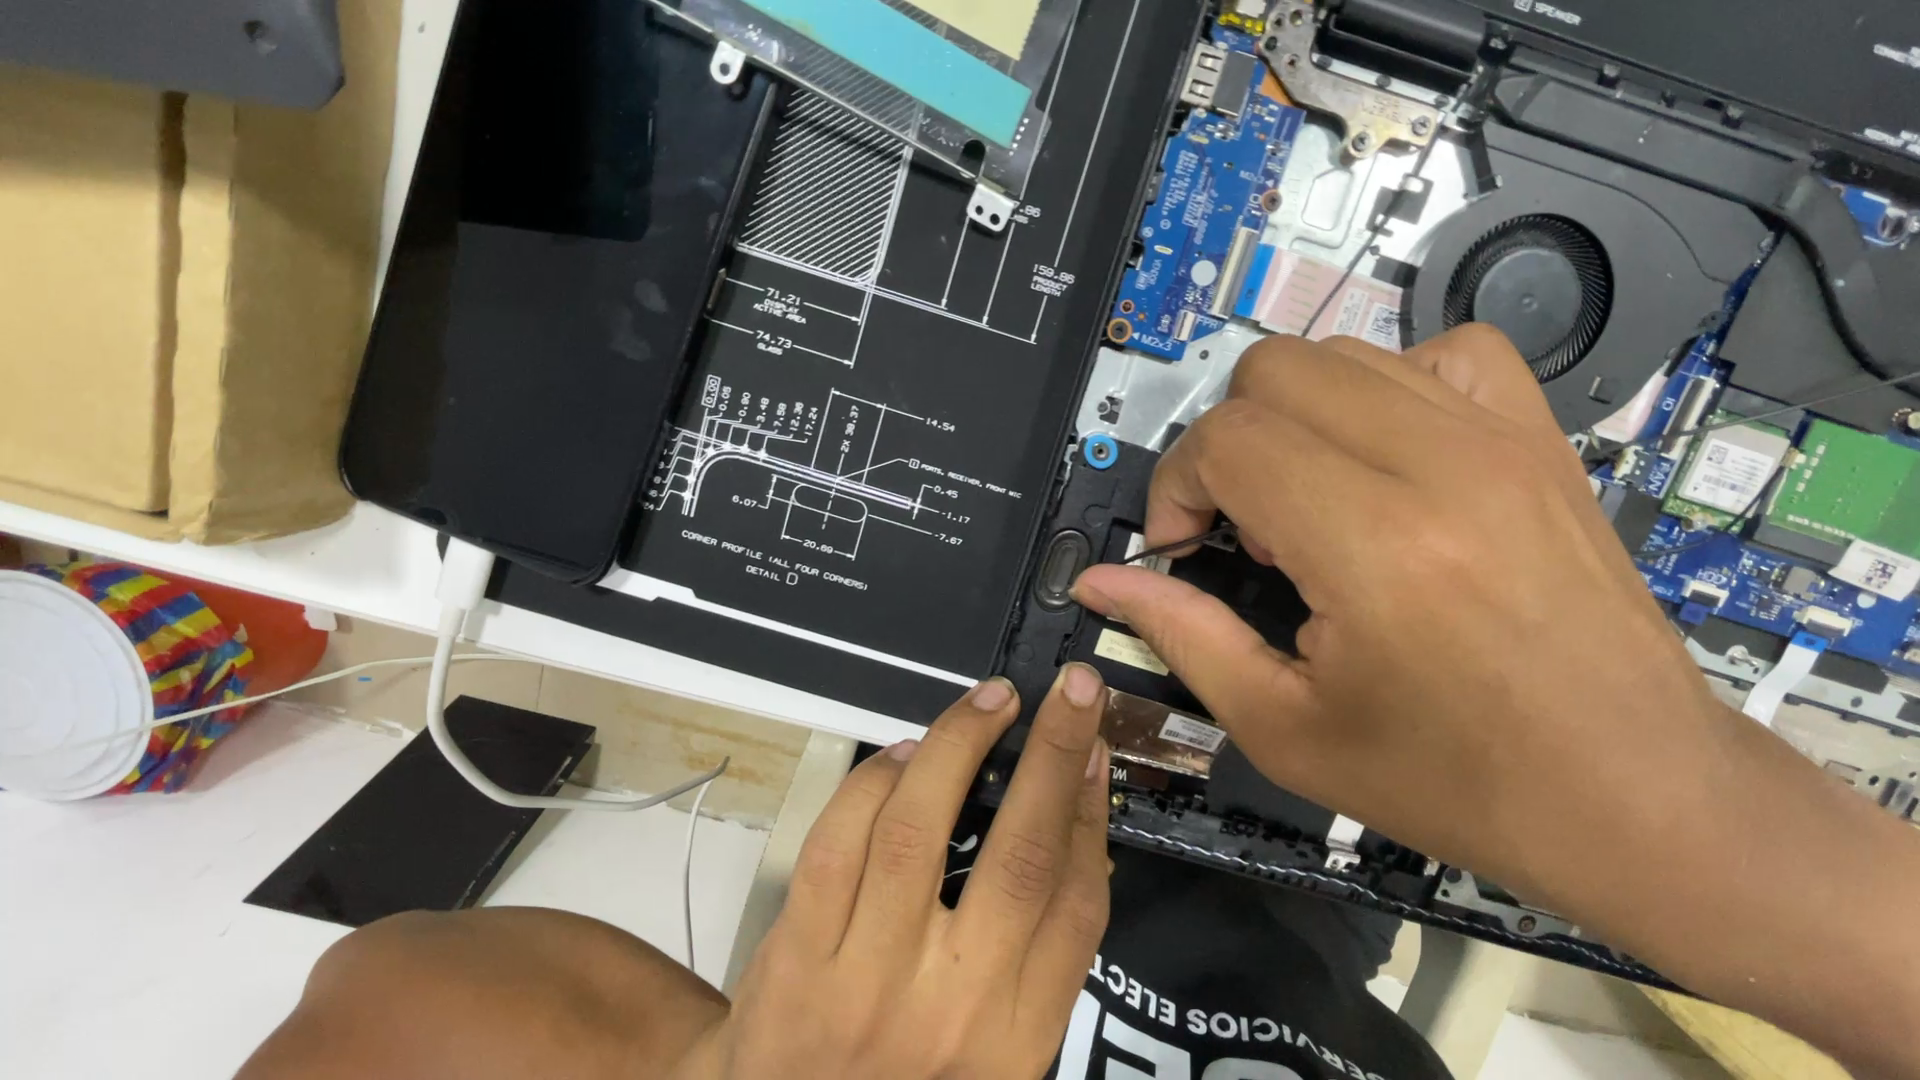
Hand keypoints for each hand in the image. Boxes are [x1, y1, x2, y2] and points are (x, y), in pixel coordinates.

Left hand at [675, 666, 1111, 1079]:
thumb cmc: (908, 1077)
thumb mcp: (992, 1044)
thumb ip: (1037, 954)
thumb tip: (1074, 823)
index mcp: (1018, 1037)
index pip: (1076, 904)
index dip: (1090, 811)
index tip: (1094, 746)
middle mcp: (952, 1007)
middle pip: (1018, 857)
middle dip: (1053, 754)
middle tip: (1073, 688)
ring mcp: (866, 979)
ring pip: (915, 831)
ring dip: (957, 744)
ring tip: (988, 701)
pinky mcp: (798, 956)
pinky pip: (837, 843)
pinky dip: (872, 782)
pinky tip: (902, 753)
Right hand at [1074, 325, 1719, 896]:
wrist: (1631, 794)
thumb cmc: (1447, 779)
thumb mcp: (1282, 727)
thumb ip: (1180, 634)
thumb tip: (1101, 581)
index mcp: (1374, 547)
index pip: (1228, 440)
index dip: (1176, 487)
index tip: (1184, 550)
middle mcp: (1440, 467)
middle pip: (1273, 373)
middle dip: (1224, 445)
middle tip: (1245, 530)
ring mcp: (1502, 440)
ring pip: (1343, 354)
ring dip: (1292, 419)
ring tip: (1311, 504)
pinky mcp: (1541, 439)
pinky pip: (1445, 351)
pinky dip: (1389, 386)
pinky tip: (1384, 456)